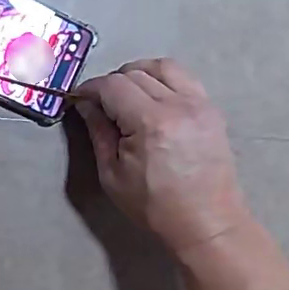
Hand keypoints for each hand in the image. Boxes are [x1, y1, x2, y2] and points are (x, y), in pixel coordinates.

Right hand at [75, 59, 253, 256]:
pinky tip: (151, 101)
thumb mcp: (112, 174)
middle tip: (98, 105)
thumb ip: (99, 132)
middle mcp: (178, 105)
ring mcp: (200, 104)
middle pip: (135, 73)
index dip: (89, 88)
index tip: (77, 99)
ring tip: (126, 95)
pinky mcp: (211, 109)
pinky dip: (162, 80)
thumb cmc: (154, 206)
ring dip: (138, 73)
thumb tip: (85, 105)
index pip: (112, 85)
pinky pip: (183, 78)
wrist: (208, 222)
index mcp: (151, 122)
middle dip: (110, 83)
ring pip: (162, 66)